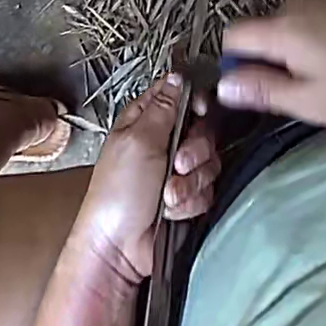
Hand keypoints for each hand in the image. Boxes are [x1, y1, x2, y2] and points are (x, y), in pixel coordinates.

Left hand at [71, 73, 219, 286]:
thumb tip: (178, 76)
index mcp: (146, 119)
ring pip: (208, 160)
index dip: (194, 100)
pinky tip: (172, 209)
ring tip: (168, 195)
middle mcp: (164, 140)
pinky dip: (191, 200)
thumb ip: (164, 106)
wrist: (120, 250)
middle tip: (176, 163)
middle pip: (202, 127)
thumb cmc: (117, 193)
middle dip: (193, 149)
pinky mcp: (189, 194)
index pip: (179, 94)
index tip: (199, 111)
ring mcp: (177, 169)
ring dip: (190, 180)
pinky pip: (208, 187)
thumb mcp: (138, 140)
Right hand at [216, 0, 325, 125]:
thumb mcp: (306, 101)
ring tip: (321, 70)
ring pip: (281, 22)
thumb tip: (223, 86)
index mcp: (281, 30)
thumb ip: (261, 90)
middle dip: (266, 55)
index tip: (254, 82)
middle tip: (296, 84)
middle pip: (258, 28)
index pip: (233, 34)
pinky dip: (308, 33)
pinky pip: (304, 15)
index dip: (234, 60)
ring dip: (288, 44)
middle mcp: (294, 5)